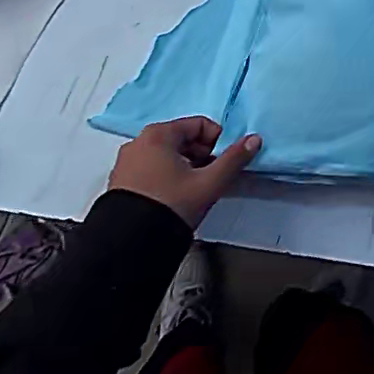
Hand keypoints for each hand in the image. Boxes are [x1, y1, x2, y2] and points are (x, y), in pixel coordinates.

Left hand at [107, 116, 260, 227]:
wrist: (128, 248)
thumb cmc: (169, 206)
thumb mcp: (209, 183)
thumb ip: (234, 159)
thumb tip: (254, 140)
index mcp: (158, 134)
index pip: (201, 125)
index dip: (217, 143)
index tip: (220, 164)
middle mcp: (138, 142)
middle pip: (184, 139)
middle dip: (201, 156)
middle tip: (208, 178)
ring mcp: (126, 163)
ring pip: (168, 156)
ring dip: (185, 168)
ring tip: (191, 191)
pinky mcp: (119, 182)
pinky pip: (151, 169)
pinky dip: (166, 178)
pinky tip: (172, 199)